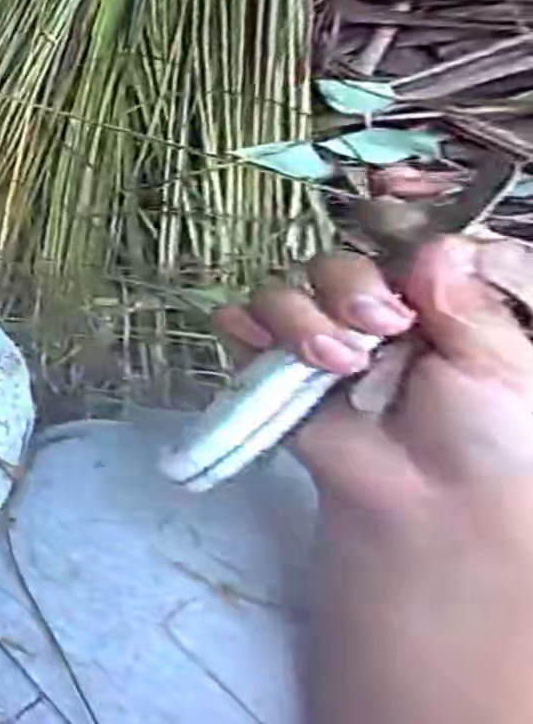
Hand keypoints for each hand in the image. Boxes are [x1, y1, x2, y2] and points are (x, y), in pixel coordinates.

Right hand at [216, 238, 532, 723]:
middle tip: (378, 328)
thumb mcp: (502, 366)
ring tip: (335, 365)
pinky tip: (273, 356)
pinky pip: (233, 319)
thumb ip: (467, 304)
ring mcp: (302, 334)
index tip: (413, 286)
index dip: (391, 258)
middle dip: (346, 291)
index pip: (390, 255)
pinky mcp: (256, 356)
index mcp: (424, 306)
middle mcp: (359, 312)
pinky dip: (247, 331)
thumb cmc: (492, 434)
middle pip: (329, 265)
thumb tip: (443, 241)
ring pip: (278, 291)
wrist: (426, 492)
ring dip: (301, 322)